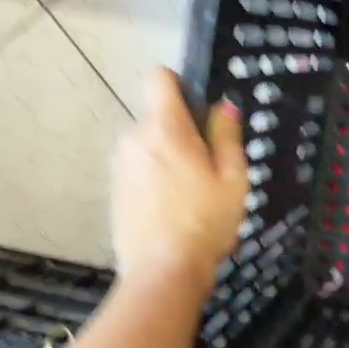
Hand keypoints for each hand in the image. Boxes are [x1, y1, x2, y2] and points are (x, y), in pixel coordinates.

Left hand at [110, 68, 249, 278]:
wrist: (163, 270)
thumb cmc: (205, 222)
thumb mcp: (232, 179)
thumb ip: (226, 136)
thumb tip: (224, 106)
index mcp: (165, 128)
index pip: (159, 77)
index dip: (181, 85)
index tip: (201, 111)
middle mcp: (134, 137)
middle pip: (158, 116)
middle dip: (182, 131)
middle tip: (209, 167)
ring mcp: (120, 163)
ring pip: (149, 144)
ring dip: (169, 156)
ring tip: (192, 193)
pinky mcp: (115, 188)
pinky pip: (140, 168)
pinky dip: (156, 178)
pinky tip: (173, 208)